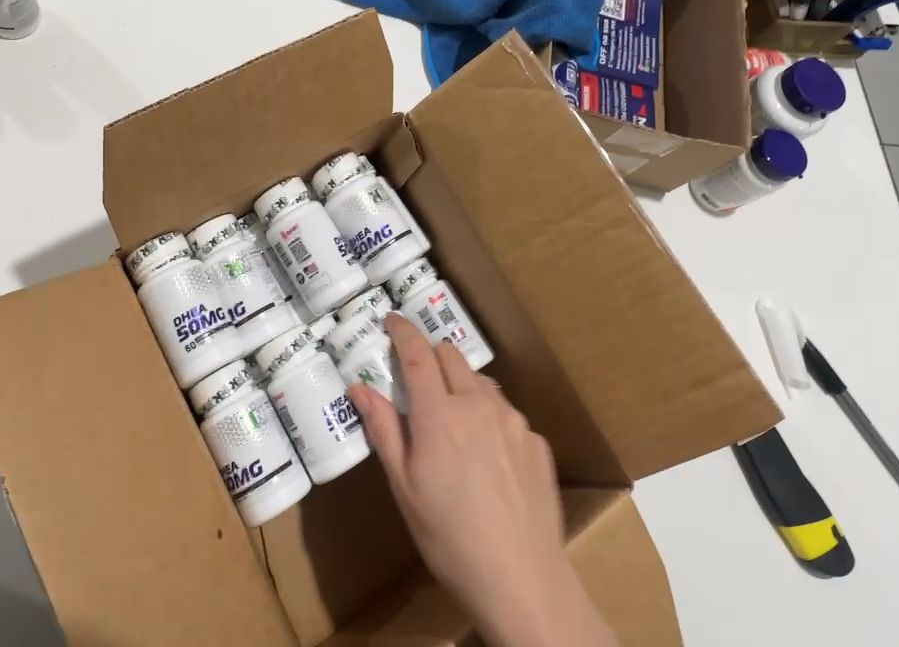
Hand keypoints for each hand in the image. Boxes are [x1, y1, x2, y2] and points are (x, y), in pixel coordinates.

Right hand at [349, 316, 616, 646]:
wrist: (521, 578)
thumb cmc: (449, 537)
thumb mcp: (404, 487)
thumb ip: (384, 430)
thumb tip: (361, 388)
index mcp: (441, 414)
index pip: (417, 354)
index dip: (402, 331)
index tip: (391, 319)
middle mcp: (480, 405)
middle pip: (452, 357)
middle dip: (430, 354)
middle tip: (415, 373)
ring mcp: (514, 422)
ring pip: (481, 383)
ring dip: (460, 385)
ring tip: (449, 418)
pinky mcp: (537, 442)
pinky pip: (505, 414)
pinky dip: (488, 416)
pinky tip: (485, 455)